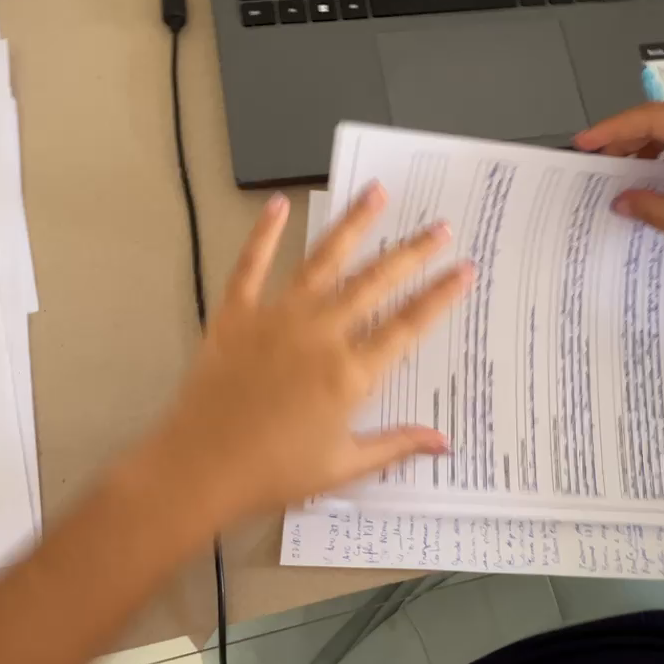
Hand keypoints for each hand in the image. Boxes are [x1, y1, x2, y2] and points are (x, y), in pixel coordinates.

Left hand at [148, 186, 471, 524]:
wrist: (199, 468)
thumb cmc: (275, 472)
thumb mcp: (343, 466)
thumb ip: (396, 445)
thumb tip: (444, 443)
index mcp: (351, 373)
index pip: (408, 325)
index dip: (440, 295)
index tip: (464, 269)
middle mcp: (321, 334)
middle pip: (376, 282)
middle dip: (413, 252)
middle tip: (440, 226)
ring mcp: (277, 318)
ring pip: (324, 260)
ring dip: (353, 224)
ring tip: (377, 192)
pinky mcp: (237, 314)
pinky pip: (252, 265)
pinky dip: (264, 233)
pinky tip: (279, 204)